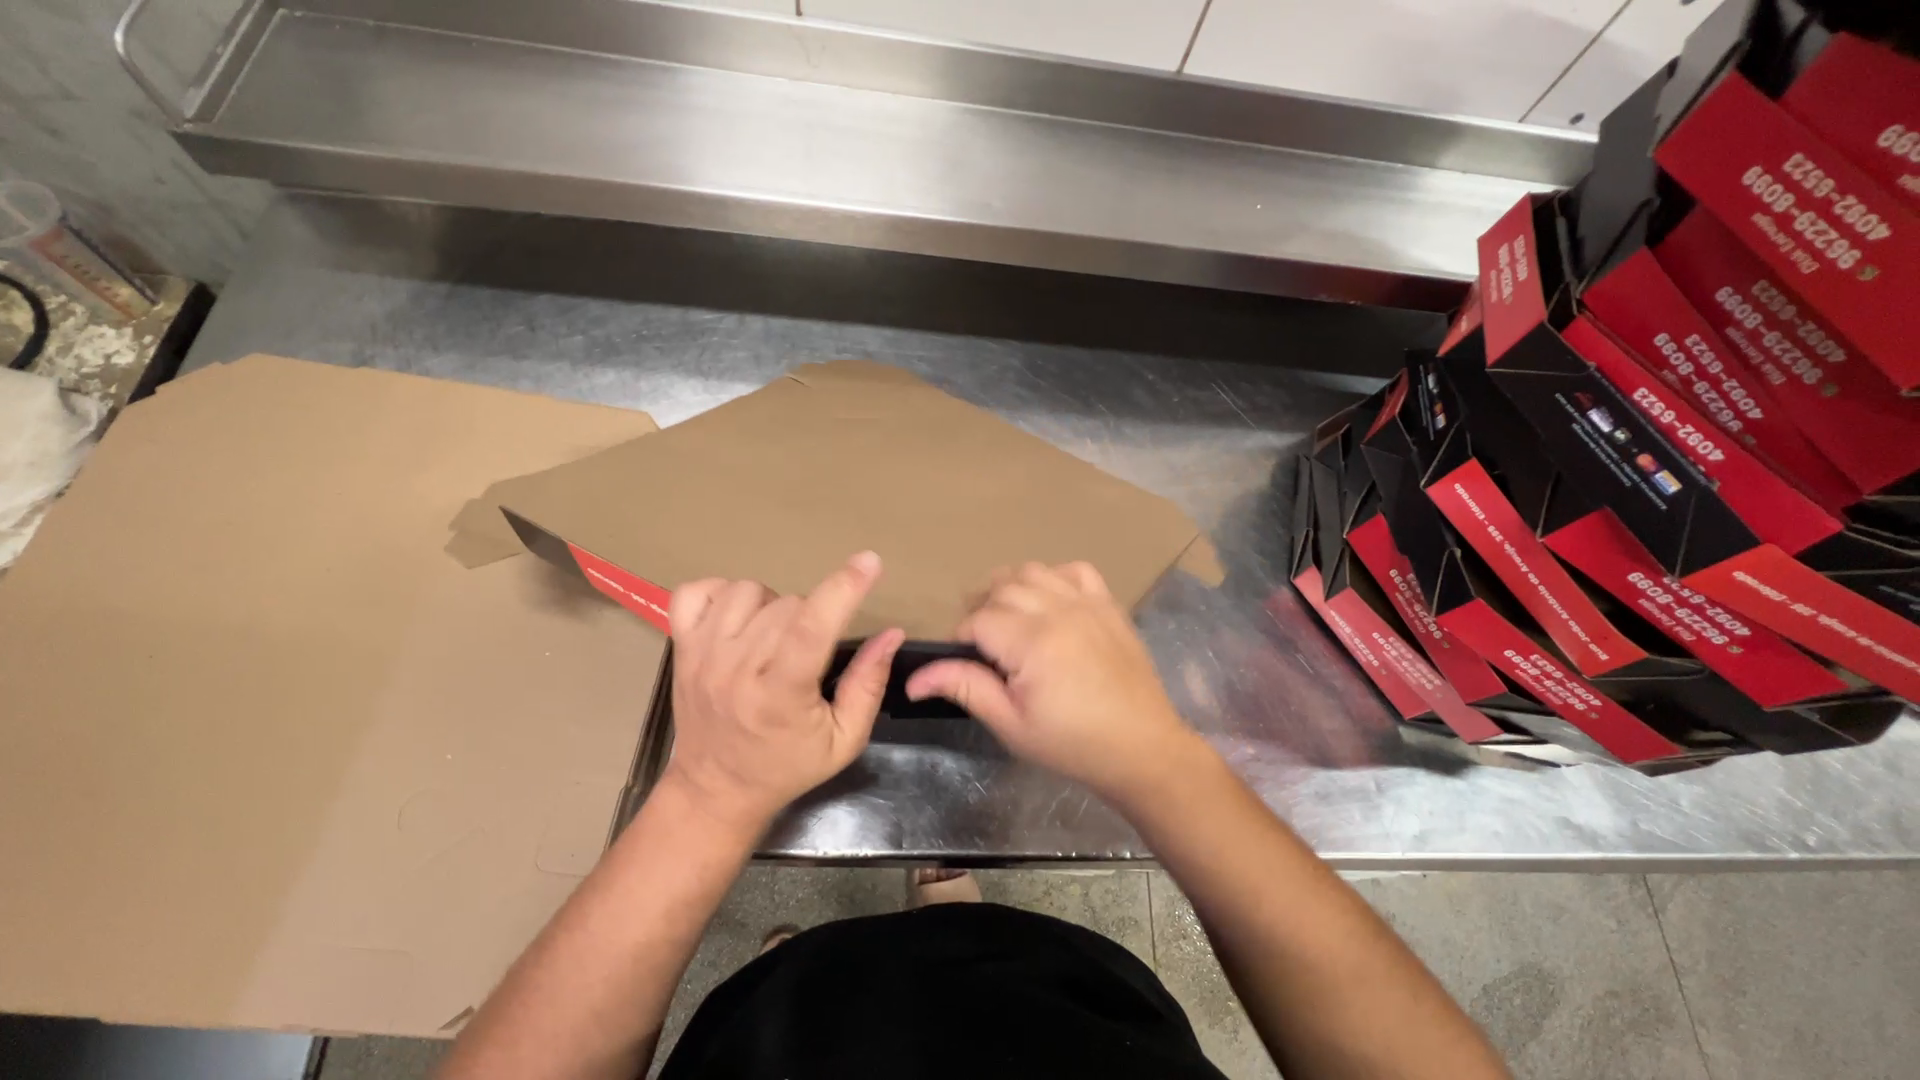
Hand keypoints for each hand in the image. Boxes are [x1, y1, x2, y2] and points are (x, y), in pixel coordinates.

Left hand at [663, 552, 903, 830]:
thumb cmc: (787, 767)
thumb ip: (868, 685)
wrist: (716, 789)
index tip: (869, 563)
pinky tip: (740, 619)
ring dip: (773, 605)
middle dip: (812, 616)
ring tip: (776, 637)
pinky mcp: (680, 648)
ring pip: (747, 591)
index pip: (810, 628)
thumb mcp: (844, 741)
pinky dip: (723, 593)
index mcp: (779, 696)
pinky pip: (696, 591)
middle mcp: (735, 669)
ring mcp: (701, 655)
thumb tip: (890, 634)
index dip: (842, 589)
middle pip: (787, 606)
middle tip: (811, 653)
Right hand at [905, 561, 1200, 800]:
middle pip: (1002, 588)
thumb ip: (965, 688)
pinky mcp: (1109, 606)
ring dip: (1012, 589)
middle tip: (983, 648)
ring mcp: (1088, 603)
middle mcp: (1059, 610)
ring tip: (1008, 621)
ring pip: (1033, 572)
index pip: (978, 619)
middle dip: (982, 611)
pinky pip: (1074, 570)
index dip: (962, 638)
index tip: (965, 665)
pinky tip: (1049, 603)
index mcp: (1033, 641)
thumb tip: (914, 678)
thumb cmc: (1073, 744)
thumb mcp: (1012, 724)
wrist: (1142, 748)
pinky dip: (1053, 578)